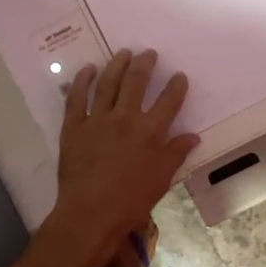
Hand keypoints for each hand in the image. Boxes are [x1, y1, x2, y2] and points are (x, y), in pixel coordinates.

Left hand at [44, 50, 198, 266]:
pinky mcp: (73, 126)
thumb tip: (192, 136)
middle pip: (136, 83)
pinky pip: (76, 97)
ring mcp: (97, 120)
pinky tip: (88, 69)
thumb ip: (175, 153)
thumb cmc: (130, 201)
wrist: (90, 213)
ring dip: (117, 65)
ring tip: (123, 53)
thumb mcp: (161, 180)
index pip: (168, 102)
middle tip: (149, 53)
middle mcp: (125, 118)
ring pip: (108, 84)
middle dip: (145, 65)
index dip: (176, 87)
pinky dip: (82, 81)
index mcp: (150, 132)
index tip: (179, 76)